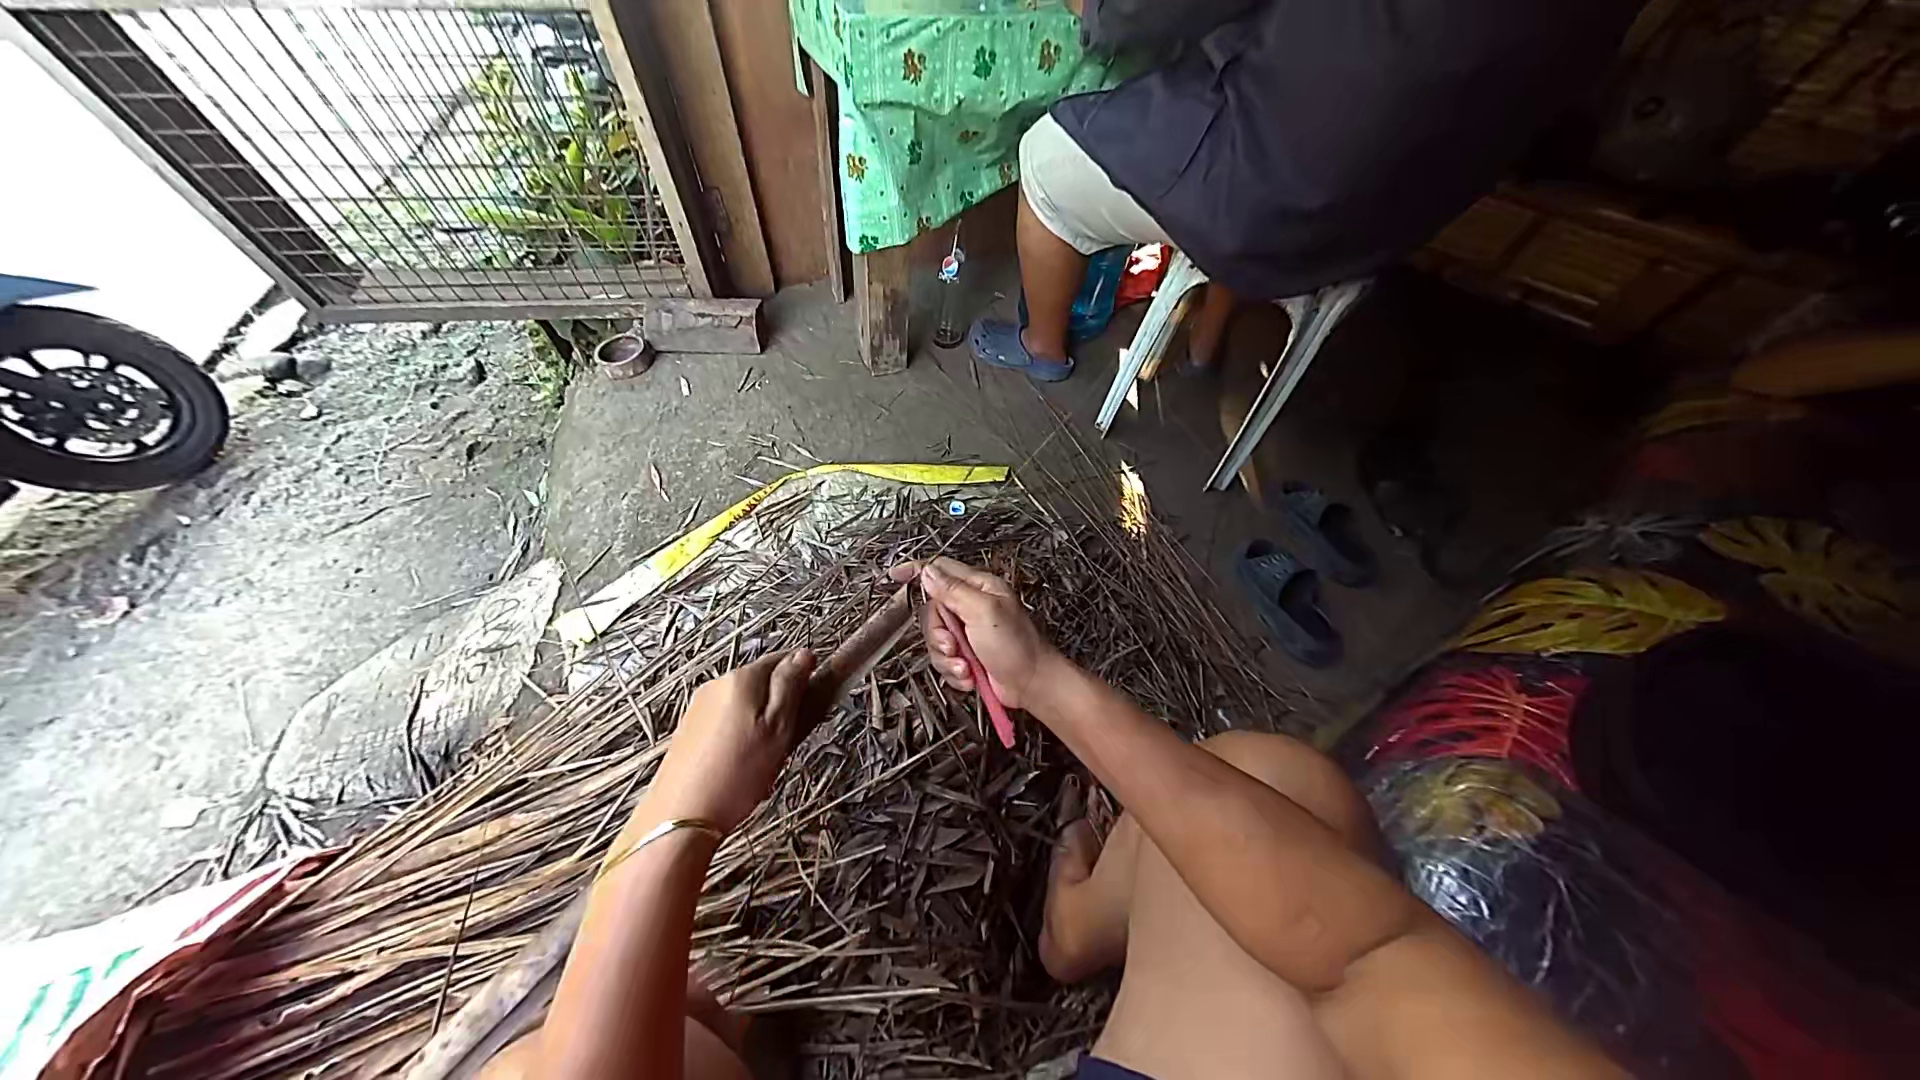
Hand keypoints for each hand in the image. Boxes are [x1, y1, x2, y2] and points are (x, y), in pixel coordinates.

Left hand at [644, 648, 814, 833]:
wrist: (680, 818)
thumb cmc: (737, 775)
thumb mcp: (779, 727)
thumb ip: (792, 685)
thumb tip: (805, 654)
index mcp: (742, 678)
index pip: (784, 658)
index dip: (805, 677)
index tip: (815, 702)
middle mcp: (718, 684)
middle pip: (764, 679)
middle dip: (783, 700)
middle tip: (792, 736)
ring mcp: (700, 706)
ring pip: (746, 701)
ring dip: (763, 718)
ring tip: (767, 754)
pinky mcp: (690, 730)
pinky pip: (727, 719)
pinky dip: (742, 732)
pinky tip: (742, 761)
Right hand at [889, 558, 1057, 709]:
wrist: (1031, 685)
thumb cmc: (1019, 646)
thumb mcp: (983, 611)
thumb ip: (953, 591)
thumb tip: (928, 572)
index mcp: (978, 587)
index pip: (940, 570)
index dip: (917, 571)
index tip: (896, 575)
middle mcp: (971, 606)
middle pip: (932, 611)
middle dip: (938, 634)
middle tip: (954, 645)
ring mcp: (968, 631)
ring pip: (936, 639)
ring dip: (948, 658)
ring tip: (966, 665)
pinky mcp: (967, 654)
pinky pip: (944, 660)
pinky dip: (954, 671)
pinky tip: (970, 675)